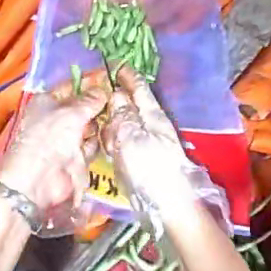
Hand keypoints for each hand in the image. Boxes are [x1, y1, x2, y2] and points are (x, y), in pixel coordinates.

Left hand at [0, 70, 109, 219]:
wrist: (40, 179)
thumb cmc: (49, 137)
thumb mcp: (71, 112)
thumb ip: (90, 100)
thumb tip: (102, 90)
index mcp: (47, 101)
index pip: (72, 86)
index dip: (90, 81)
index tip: (111, 77)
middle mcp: (56, 118)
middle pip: (83, 106)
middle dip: (99, 103)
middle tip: (121, 96)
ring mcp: (66, 139)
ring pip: (90, 125)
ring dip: (102, 121)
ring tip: (121, 114)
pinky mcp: (77, 157)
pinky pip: (93, 144)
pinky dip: (101, 140)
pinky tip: (114, 134)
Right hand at [100, 67, 215, 225]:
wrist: (169, 206)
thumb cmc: (152, 169)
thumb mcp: (132, 137)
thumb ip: (123, 115)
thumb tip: (117, 95)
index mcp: (153, 115)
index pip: (139, 88)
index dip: (127, 75)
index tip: (115, 64)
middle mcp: (151, 125)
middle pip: (129, 105)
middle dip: (116, 102)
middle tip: (100, 102)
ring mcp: (148, 143)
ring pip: (124, 124)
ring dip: (113, 126)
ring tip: (107, 137)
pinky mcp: (142, 160)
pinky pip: (124, 143)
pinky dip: (116, 143)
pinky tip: (112, 152)